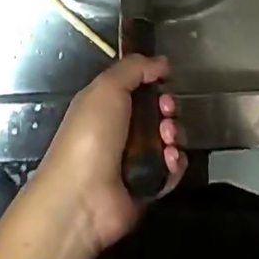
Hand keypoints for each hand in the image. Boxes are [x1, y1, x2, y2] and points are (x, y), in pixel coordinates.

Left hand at [26, 55, 186, 254]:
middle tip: (166, 111)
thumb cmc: (91, 134)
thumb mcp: (107, 87)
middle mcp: (120, 128)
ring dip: (174, 134)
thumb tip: (162, 61)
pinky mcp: (148, 186)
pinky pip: (172, 170)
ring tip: (167, 139)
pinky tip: (169, 161)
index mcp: (105, 103)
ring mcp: (135, 159)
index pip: (137, 86)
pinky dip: (175, 164)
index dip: (154, 81)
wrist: (82, 196)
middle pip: (156, 111)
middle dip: (167, 107)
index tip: (165, 80)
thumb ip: (134, 68)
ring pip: (168, 139)